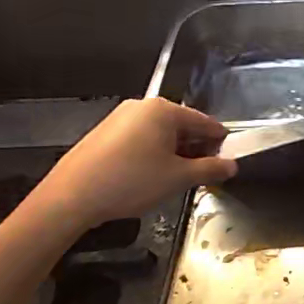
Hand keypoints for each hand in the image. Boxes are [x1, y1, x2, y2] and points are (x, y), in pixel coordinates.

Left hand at [27, 99, 235, 227]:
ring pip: (160, 134)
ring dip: (175, 154)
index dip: (220, 142)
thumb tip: (230, 166)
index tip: (228, 159)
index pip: (204, 122)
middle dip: (196, 149)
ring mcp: (121, 118)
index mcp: (164, 110)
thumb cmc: (129, 182)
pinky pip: (140, 140)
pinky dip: (153, 155)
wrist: (73, 196)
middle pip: (182, 125)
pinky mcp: (106, 134)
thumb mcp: (178, 178)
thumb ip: (210, 169)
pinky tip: (152, 177)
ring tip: (178, 180)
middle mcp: (142, 107)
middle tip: (205, 174)